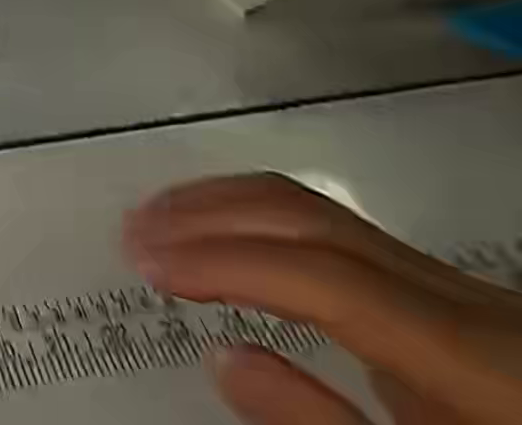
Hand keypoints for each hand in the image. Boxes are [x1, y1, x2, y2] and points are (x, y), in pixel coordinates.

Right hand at [123, 173, 521, 424]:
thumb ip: (321, 422)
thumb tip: (225, 360)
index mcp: (477, 356)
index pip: (325, 277)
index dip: (223, 262)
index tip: (145, 264)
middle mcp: (467, 300)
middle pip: (309, 222)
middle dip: (205, 218)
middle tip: (132, 232)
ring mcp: (451, 281)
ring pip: (309, 206)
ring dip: (214, 205)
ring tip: (150, 219)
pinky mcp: (427, 279)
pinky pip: (320, 220)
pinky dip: (244, 214)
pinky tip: (206, 225)